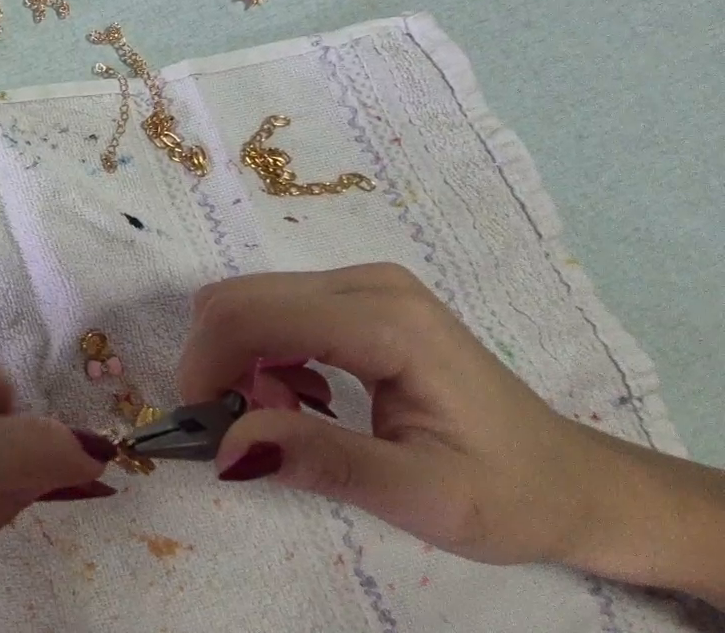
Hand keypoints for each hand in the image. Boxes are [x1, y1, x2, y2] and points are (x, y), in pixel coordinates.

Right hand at [178, 264, 724, 601]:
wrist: (577, 482)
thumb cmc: (511, 495)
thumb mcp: (426, 499)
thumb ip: (325, 463)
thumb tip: (226, 444)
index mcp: (388, 323)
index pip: (252, 316)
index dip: (205, 365)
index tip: (204, 426)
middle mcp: (367, 282)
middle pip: (237, 300)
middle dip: (218, 364)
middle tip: (247, 426)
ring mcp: (360, 281)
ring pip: (245, 302)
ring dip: (237, 361)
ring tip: (283, 415)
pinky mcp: (354, 294)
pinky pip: (268, 308)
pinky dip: (257, 354)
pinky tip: (296, 394)